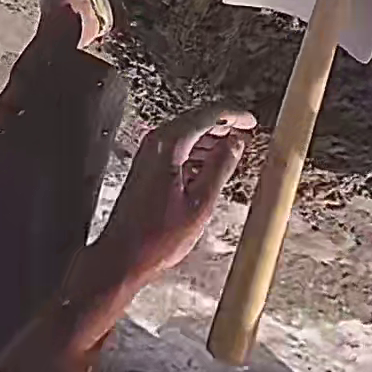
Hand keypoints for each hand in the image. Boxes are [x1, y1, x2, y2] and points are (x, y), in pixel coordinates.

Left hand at [93, 102, 256, 284]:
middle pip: (197, 119)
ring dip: (211, 138)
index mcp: (169, 145)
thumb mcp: (200, 204)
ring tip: (233, 150)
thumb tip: (236, 144)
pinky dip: (197, 150)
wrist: (122, 257)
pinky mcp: (148, 164)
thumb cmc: (156, 237)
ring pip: (187, 132)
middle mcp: (156, 141)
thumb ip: (220, 167)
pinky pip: (178, 146)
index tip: (249, 121)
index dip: (233, 116)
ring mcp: (150, 151)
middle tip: (245, 133)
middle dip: (224, 125)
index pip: (208, 115)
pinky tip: (210, 165)